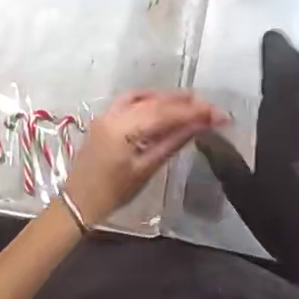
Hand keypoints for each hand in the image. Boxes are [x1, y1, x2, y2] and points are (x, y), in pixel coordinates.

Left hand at [65, 89, 226, 225]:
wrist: (78, 202)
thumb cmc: (112, 192)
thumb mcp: (145, 170)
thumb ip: (171, 143)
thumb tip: (198, 126)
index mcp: (123, 129)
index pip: (165, 113)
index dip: (194, 112)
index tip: (219, 115)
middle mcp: (113, 115)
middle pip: (155, 102)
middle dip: (184, 103)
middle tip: (211, 107)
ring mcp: (106, 115)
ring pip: (142, 97)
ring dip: (167, 98)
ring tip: (192, 102)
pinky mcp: (104, 119)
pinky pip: (129, 101)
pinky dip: (148, 99)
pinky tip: (163, 103)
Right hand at [196, 31, 298, 298]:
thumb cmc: (283, 220)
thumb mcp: (244, 193)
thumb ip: (224, 159)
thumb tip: (200, 133)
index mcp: (283, 132)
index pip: (280, 83)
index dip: (275, 60)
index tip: (269, 41)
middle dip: (292, 60)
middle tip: (279, 45)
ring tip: (292, 63)